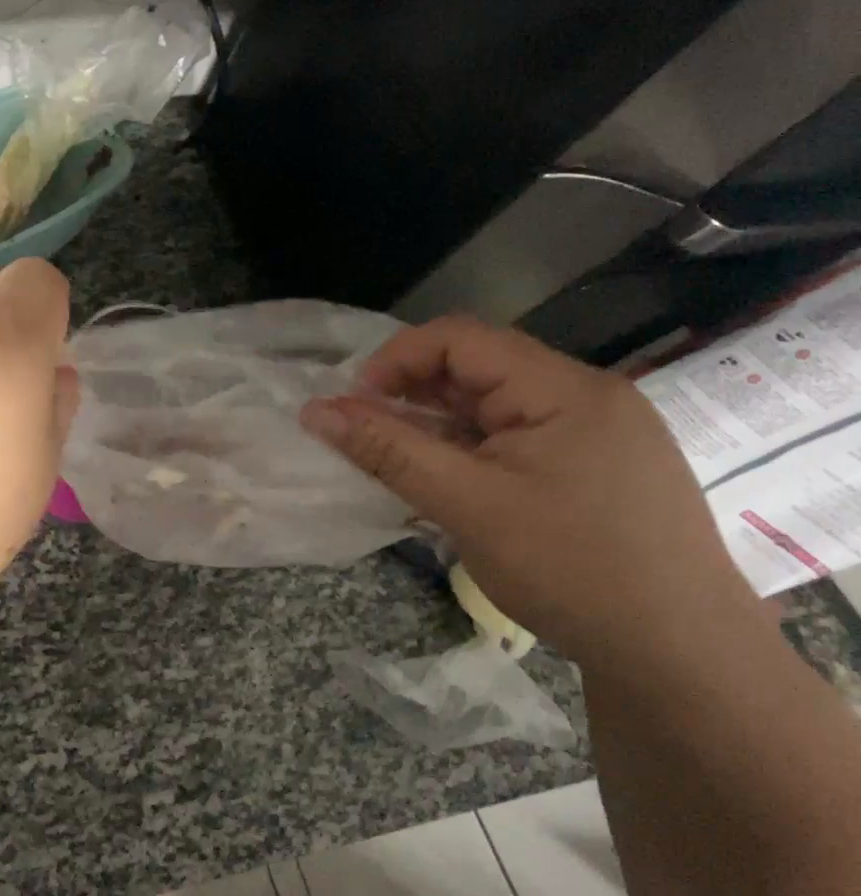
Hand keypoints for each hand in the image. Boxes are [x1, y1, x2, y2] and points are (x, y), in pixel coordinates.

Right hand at [299, 316, 762, 670]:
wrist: (683, 658)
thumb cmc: (572, 568)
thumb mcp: (464, 504)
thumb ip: (386, 449)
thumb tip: (313, 410)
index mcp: (565, 390)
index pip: (461, 338)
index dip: (396, 360)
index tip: (354, 406)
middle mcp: (588, 398)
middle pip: (479, 368)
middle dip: (413, 393)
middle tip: (368, 436)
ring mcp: (600, 435)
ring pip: (495, 406)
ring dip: (438, 424)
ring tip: (400, 463)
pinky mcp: (600, 470)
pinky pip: (518, 438)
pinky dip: (471, 450)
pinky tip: (448, 484)